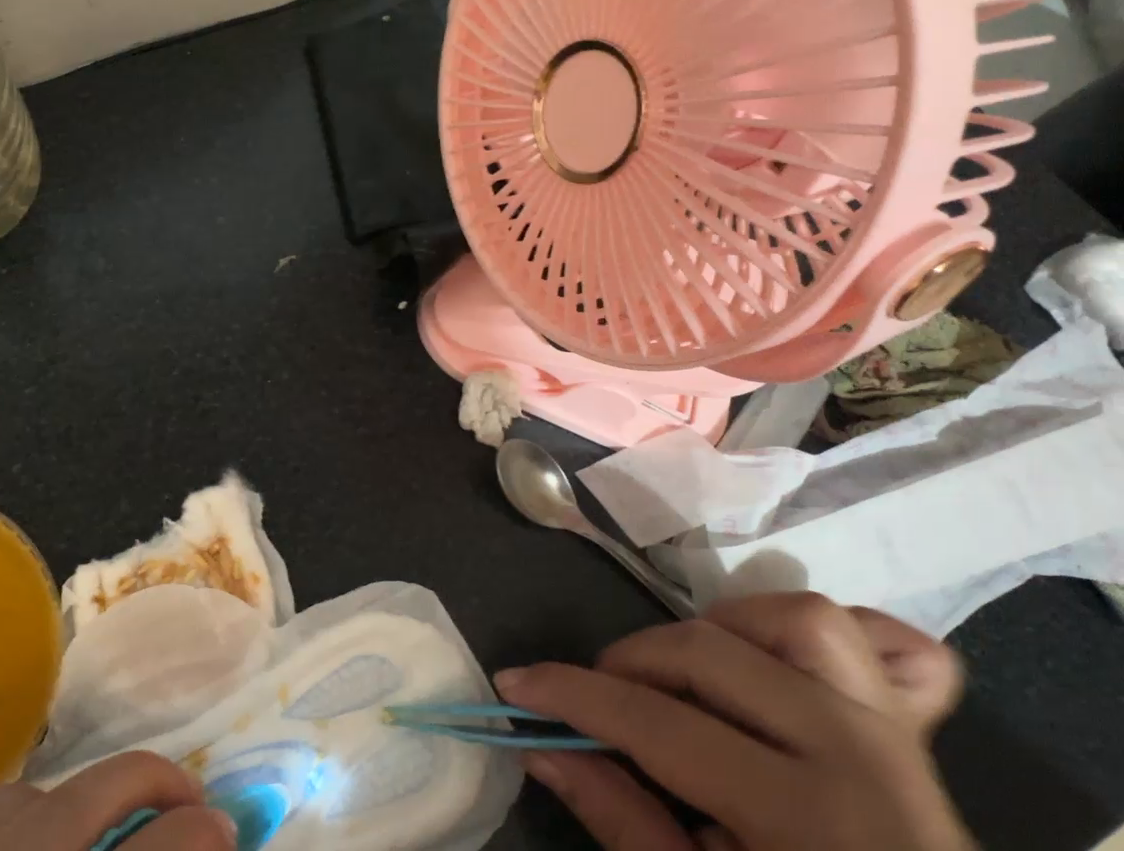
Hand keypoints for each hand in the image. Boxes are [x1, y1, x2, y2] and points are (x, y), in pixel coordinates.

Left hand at [0, 751, 236, 850]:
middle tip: (188, 807)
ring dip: (90, 808)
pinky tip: (28, 846)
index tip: (222, 833)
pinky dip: (24, 817)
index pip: (165, 844)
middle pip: (114, 781)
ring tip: (100, 842)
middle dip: (166, 784)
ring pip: (54, 788)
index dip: (205, 832)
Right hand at [495, 594, 973, 850]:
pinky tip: (776, 665)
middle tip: (594, 697)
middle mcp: (864, 756)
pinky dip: (829, 641)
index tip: (515, 683)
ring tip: (682, 671)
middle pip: (714, 654)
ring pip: (805, 621)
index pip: (661, 724)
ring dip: (725, 629)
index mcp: (814, 818)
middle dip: (630, 662)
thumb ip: (622, 820)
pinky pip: (899, 648)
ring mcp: (903, 734)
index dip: (573, 695)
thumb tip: (542, 748)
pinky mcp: (926, 732)